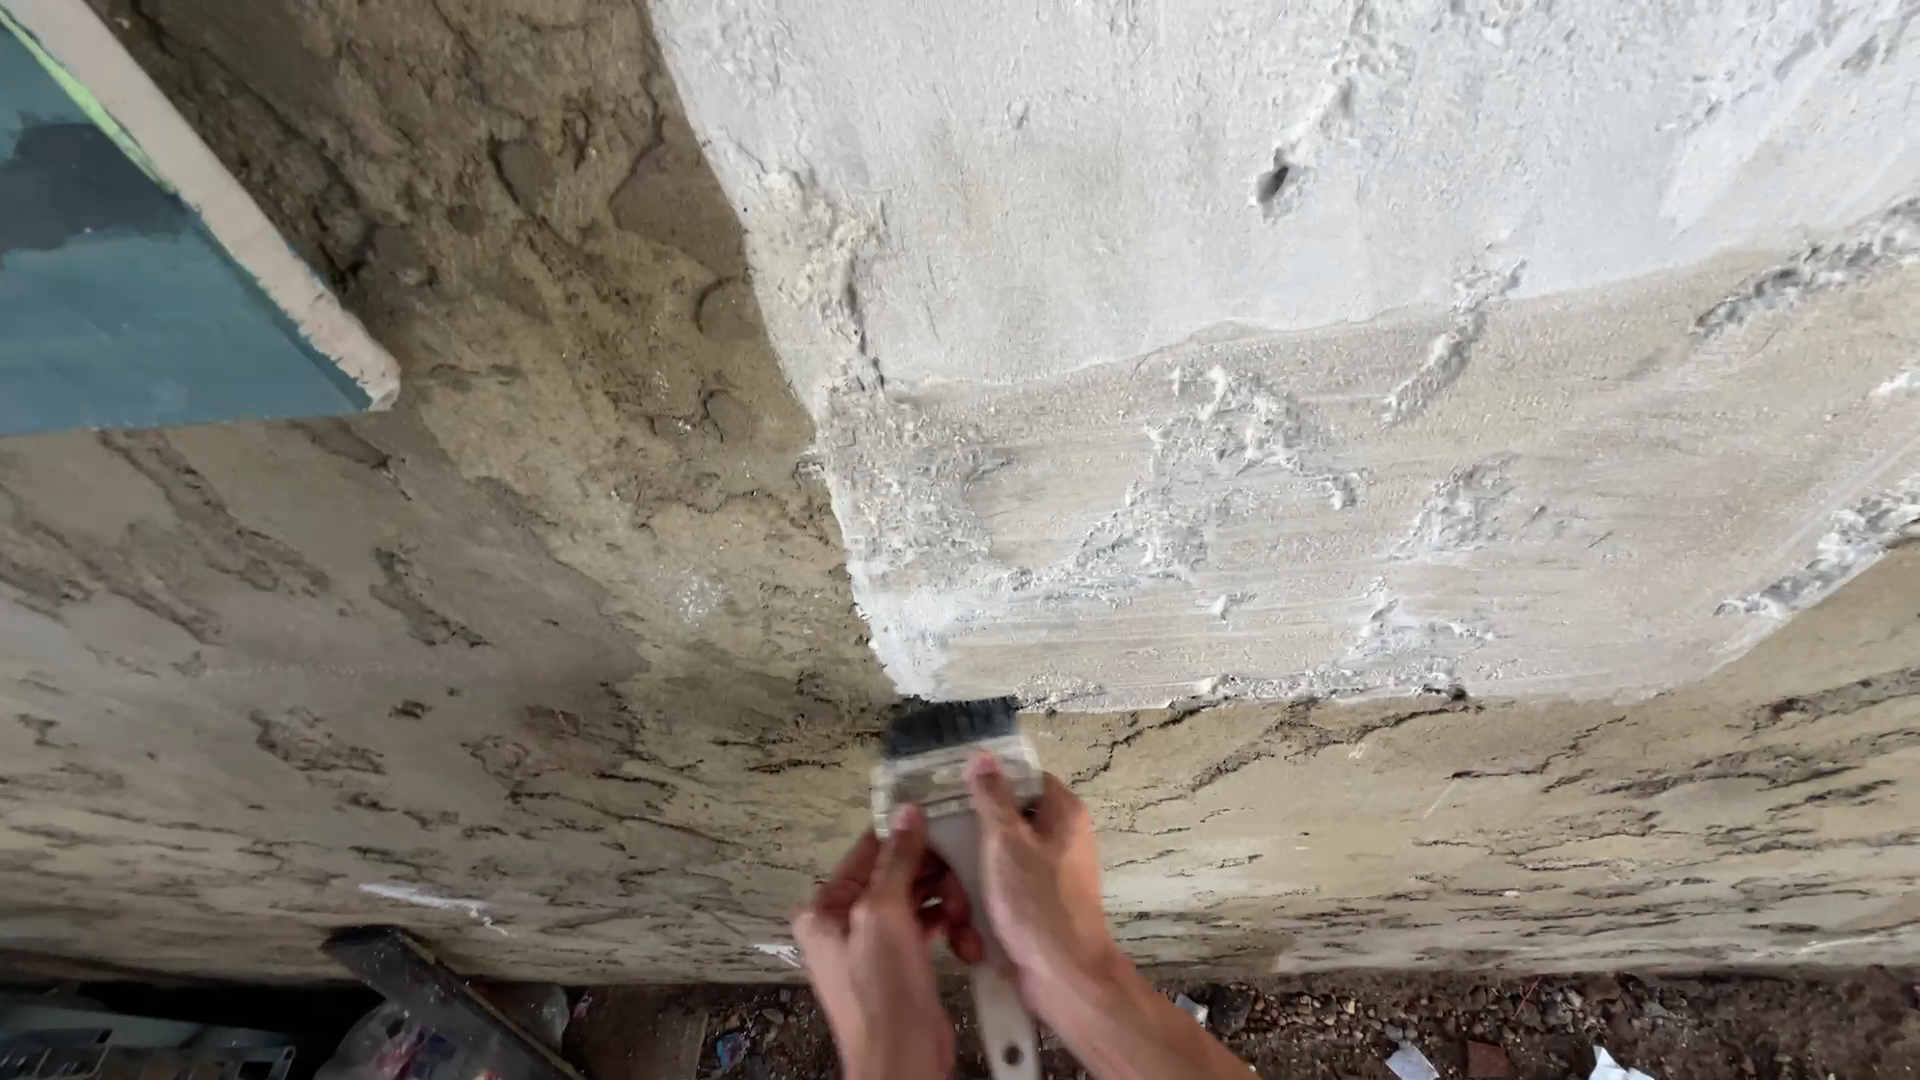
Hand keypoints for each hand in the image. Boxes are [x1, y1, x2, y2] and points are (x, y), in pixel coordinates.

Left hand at [791, 805, 979, 1079]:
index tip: (935, 821)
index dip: (903, 835)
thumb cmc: (882, 996)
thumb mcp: (885, 913)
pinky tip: (964, 935)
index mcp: (825, 908)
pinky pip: (926, 924)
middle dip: (931, 876)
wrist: (904, 1062)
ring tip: (961, 914)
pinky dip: (947, 926)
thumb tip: (907, 814)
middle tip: (957, 878)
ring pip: (916, 896)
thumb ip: (897, 860)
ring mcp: (873, 942)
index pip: (868, 850)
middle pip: (896, 872)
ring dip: (945, 901)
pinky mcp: (899, 960)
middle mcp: (844, 921)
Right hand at [966, 755, 1125, 1022]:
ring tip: (957, 909)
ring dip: (969, 885)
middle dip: (969, 847)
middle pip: (1002, 822)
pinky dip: (983, 908)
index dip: (990, 783)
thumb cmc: (1038, 904)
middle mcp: (1059, 838)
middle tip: (947, 864)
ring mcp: (1047, 874)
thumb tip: (982, 755)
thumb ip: (991, 797)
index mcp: (1062, 813)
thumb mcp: (1006, 842)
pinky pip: (1000, 892)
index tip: (954, 794)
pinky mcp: (1036, 906)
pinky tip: (969, 930)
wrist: (1064, 981)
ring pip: (994, 861)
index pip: (1023, 778)